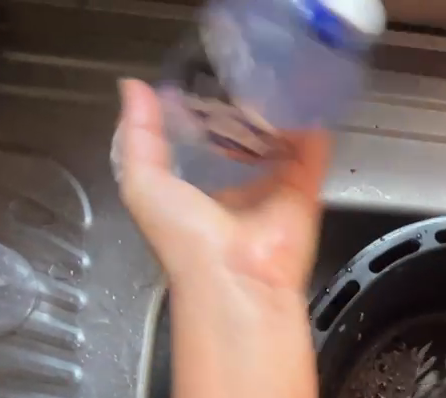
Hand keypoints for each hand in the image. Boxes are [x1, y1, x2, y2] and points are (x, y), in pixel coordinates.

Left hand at [114, 78, 329, 301]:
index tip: (197, 83)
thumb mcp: (142, 183)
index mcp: (200, 198)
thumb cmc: (185, 241)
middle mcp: (239, 197)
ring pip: (280, 148)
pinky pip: (312, 156)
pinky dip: (313, 129)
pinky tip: (304, 96)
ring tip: (271, 75)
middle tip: (240, 72)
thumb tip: (133, 88)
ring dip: (278, 117)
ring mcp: (274, 196)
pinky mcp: (304, 195)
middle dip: (243, 114)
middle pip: (244, 147)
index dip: (200, 118)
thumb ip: (138, 135)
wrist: (236, 278)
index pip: (202, 151)